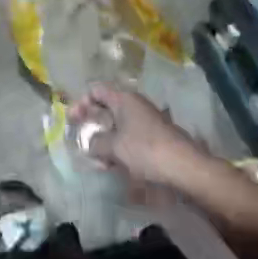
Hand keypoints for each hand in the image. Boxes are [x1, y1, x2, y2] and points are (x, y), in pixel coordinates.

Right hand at [68, 84, 209, 189]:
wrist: (186, 168)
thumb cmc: (146, 150)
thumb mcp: (114, 147)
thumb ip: (96, 143)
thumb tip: (89, 144)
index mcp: (123, 98)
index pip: (95, 90)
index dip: (80, 103)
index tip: (71, 121)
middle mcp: (134, 104)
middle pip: (106, 107)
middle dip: (92, 123)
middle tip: (81, 139)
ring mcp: (146, 120)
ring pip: (118, 124)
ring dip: (105, 139)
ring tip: (97, 159)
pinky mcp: (155, 137)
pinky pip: (129, 136)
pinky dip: (119, 147)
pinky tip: (115, 165)